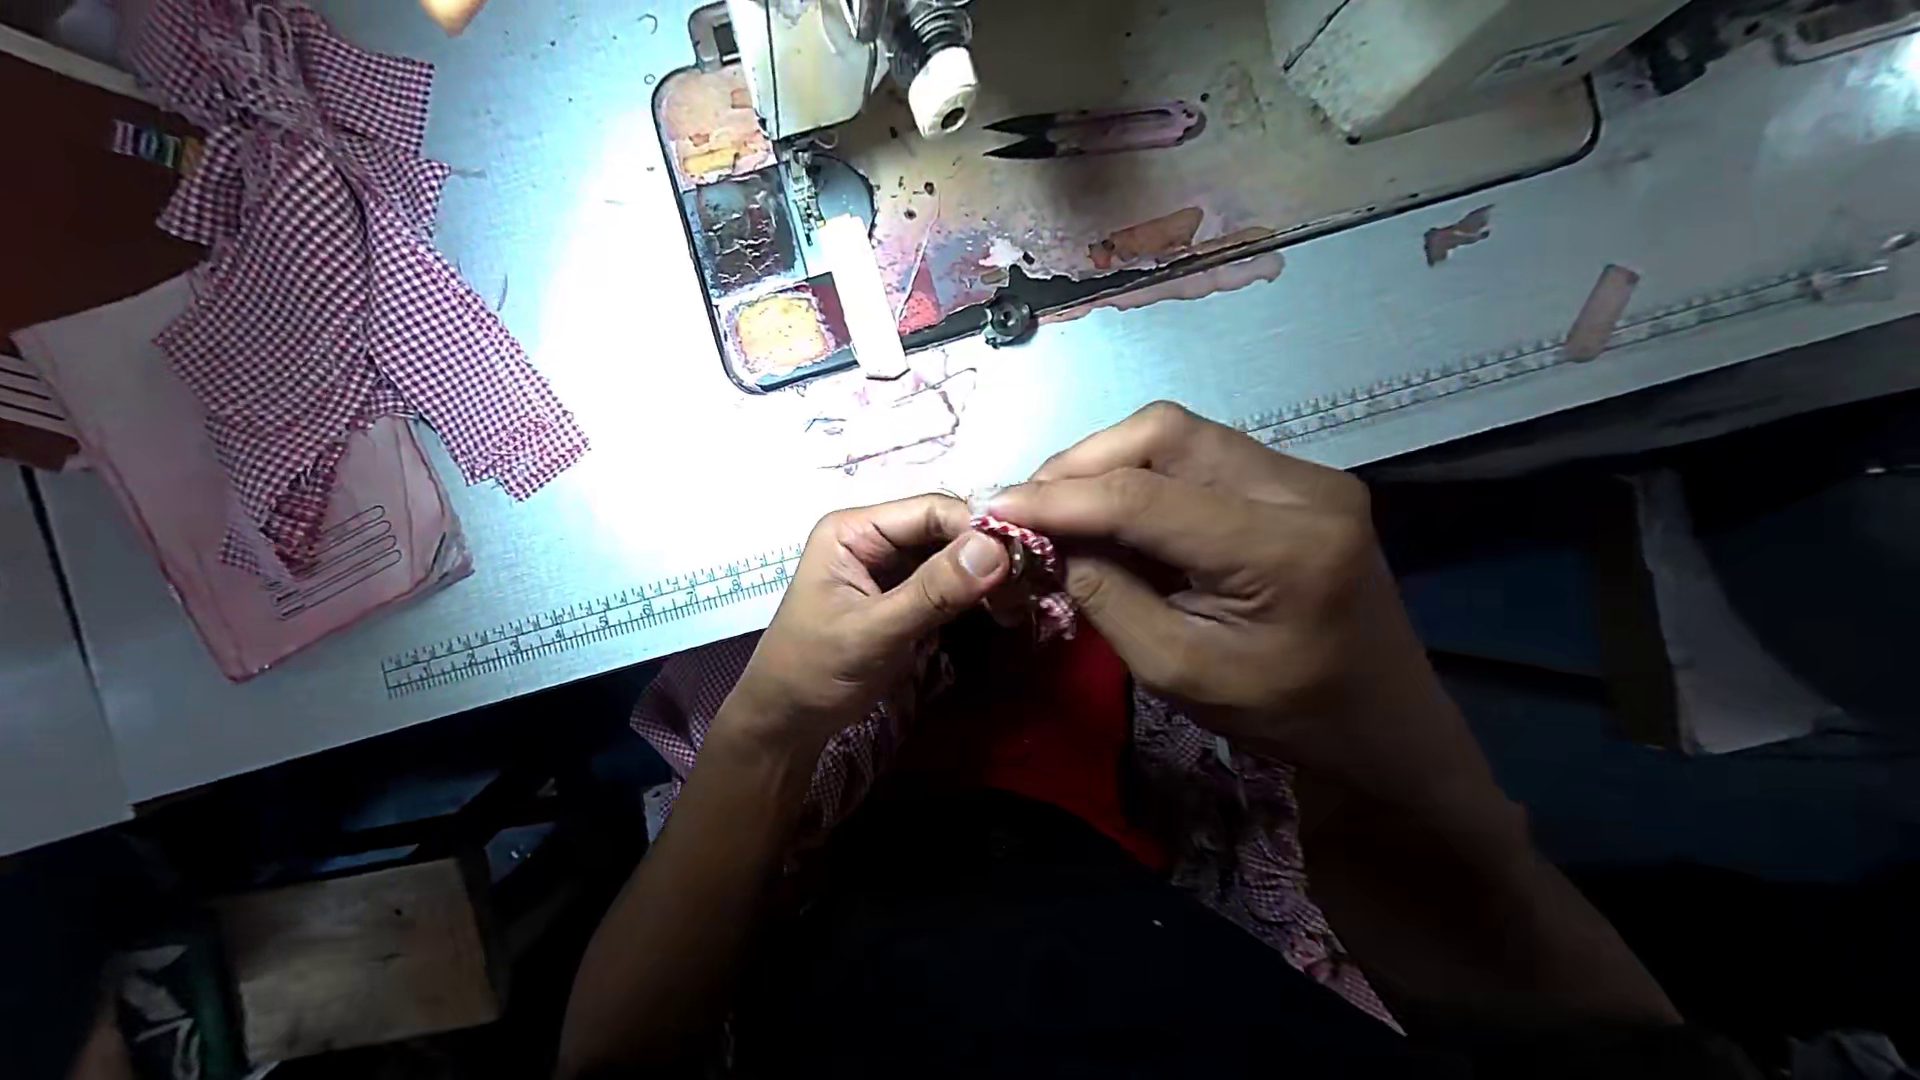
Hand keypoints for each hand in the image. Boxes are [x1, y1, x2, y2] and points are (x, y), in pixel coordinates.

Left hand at [725, 494, 1011, 753]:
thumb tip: (995, 549)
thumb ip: (932, 591)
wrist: (790, 721)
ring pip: (956, 558)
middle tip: (1027, 587)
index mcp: (854, 530)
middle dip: (988, 555)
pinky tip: (1004, 611)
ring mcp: (894, 568)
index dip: (978, 528)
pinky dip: (978, 597)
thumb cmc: (815, 669)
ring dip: (988, 578)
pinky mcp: (908, 596)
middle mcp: (877, 538)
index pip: (931, 510)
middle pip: (948, 531)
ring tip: (1020, 603)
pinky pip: (952, 585)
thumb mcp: (873, 631)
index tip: (1022, 557)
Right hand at [988, 403, 1494, 807]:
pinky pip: (1200, 451)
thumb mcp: (1176, 671)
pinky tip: (1114, 505)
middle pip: (1165, 432)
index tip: (996, 508)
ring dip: (1108, 460)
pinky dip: (1142, 470)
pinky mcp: (1296, 479)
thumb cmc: (1281, 715)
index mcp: (1282, 549)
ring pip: (1179, 432)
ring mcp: (1306, 474)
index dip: (1060, 498)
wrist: (1381, 722)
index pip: (1145, 496)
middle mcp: (1303, 487)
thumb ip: (1105, 596)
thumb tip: (1047, 540)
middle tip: (1030, 503)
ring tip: (1062, 504)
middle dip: (1081, 462)